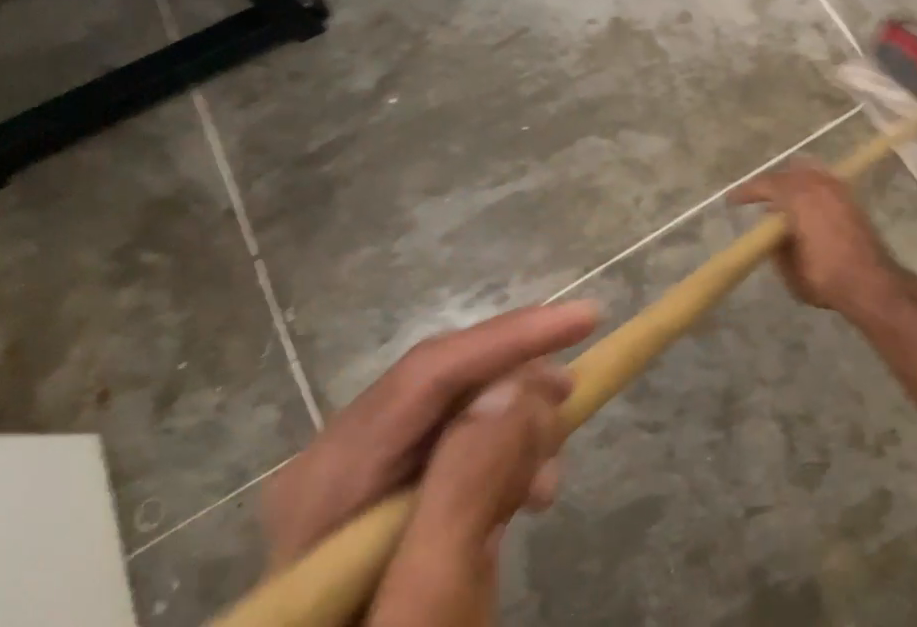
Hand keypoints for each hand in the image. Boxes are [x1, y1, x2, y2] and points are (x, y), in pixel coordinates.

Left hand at [261, 303, 599, 623]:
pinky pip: (460, 448)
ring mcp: (360, 486)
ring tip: (546, 483)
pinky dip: (504, 459)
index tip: (589, 318)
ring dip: (515, 427)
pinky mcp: (390, 506)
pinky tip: (524, 495)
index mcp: (328, 484)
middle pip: (442, 386)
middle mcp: (336, 466)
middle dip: (516, 386)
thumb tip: (514, 387)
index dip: (509, 338)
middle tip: (574, 405)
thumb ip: (465, 493)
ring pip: (457, 411)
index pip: (425, 376)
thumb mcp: (430, 604)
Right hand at [731, 164, 902, 316]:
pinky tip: (806, 205)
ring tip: (780, 200)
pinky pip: (824, 182)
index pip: (767, 184)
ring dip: (792, 183)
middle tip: (757, 199)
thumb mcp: (789, 269)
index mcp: (800, 198)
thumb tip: (775, 236)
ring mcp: (839, 190)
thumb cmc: (825, 278)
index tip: (733, 200)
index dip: (747, 191)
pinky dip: (810, 188)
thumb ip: (777, 248)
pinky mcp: (852, 200)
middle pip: (788, 173)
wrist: (871, 283)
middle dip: (770, 184)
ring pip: (809, 173)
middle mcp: (819, 186)